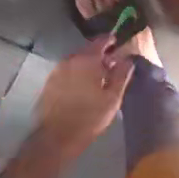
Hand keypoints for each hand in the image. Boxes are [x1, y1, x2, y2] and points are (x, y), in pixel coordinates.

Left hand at [33, 36, 132, 157]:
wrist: (57, 136)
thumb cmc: (89, 117)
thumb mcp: (112, 98)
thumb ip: (121, 75)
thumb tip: (128, 59)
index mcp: (86, 60)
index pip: (101, 41)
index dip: (111, 41)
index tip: (119, 44)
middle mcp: (69, 60)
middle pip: (87, 50)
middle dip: (100, 55)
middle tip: (112, 65)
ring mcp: (57, 70)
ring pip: (76, 61)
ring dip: (88, 65)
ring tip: (99, 78)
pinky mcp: (49, 82)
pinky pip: (67, 71)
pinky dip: (77, 73)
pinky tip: (83, 86)